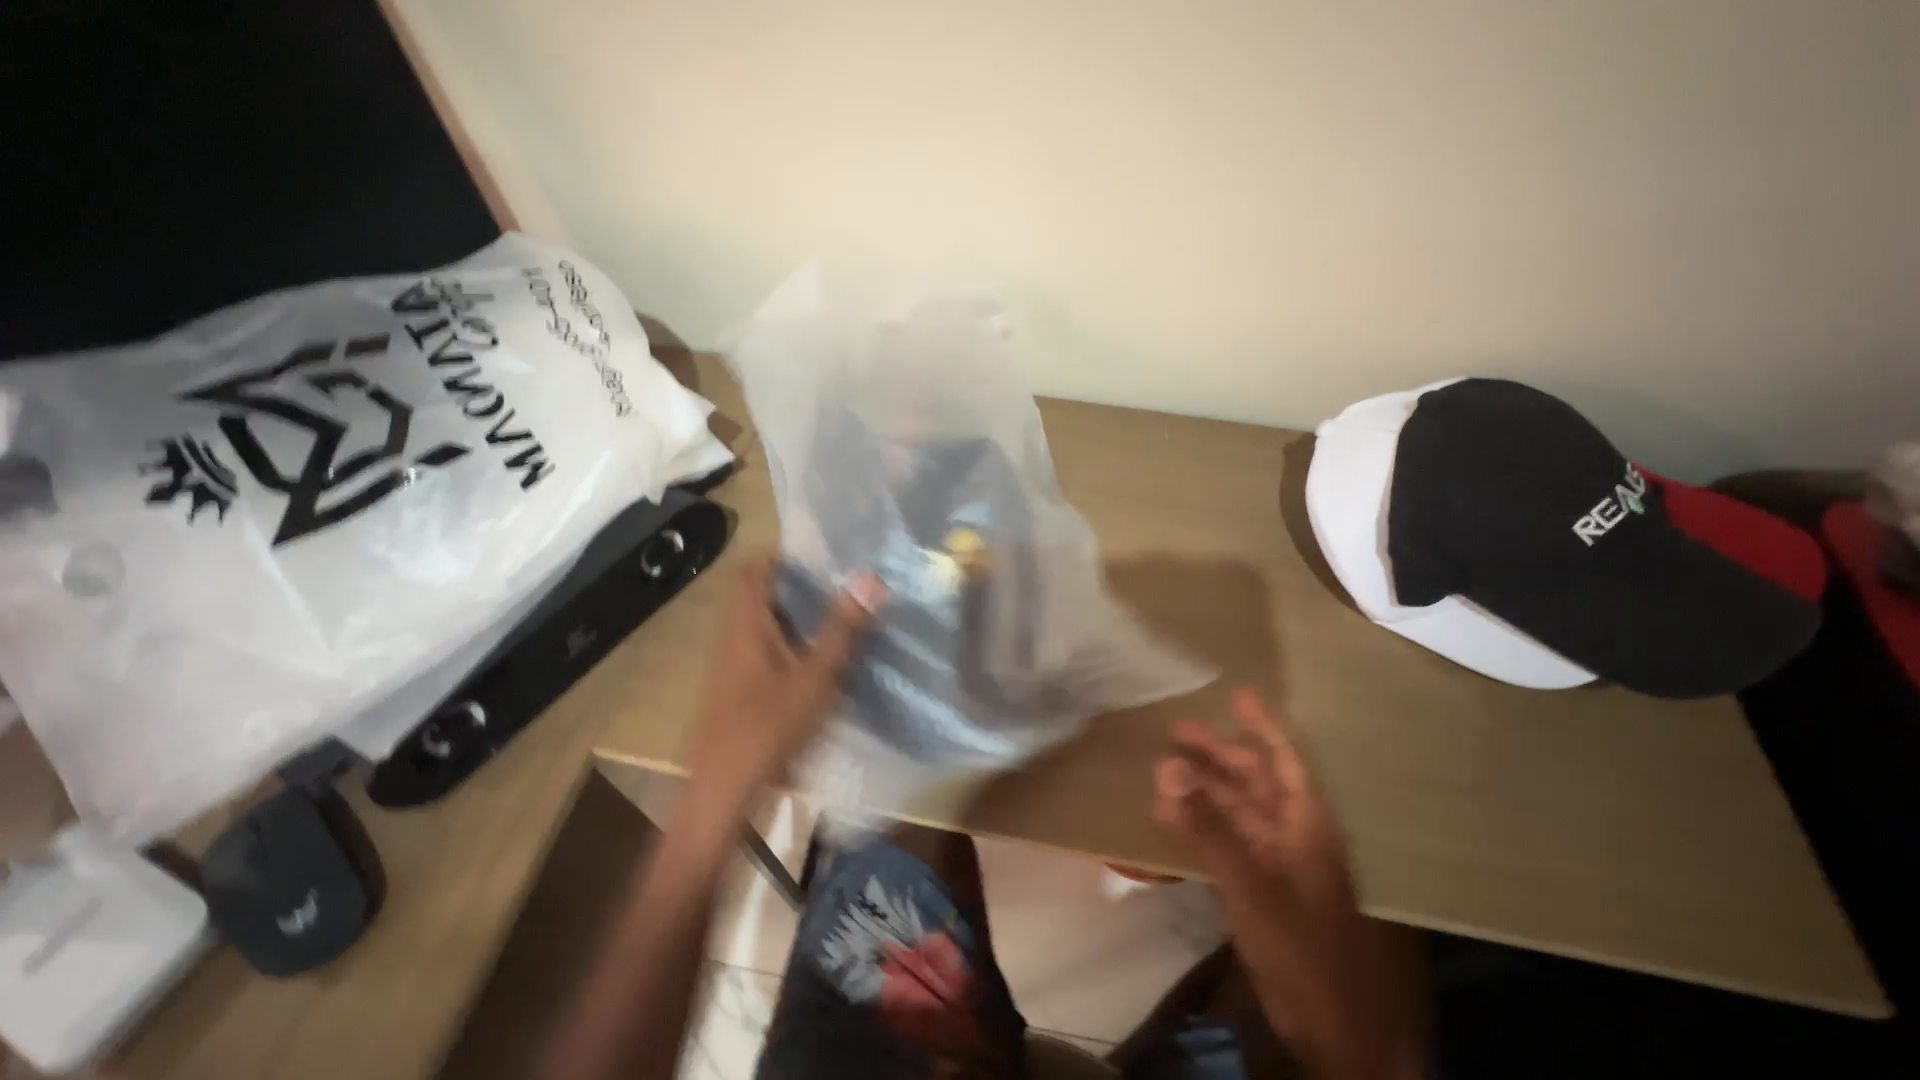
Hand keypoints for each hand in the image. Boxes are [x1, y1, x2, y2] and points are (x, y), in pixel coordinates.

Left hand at [685, 552, 882, 818]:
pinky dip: (790, 644)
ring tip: (839, 615)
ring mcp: (731, 665)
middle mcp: (733, 636)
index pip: (755, 568)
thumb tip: (870, 577)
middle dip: (797, 585)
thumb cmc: (768, 726)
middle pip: (759, 594)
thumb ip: (842, 628)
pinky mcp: (736, 691)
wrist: (723, 789)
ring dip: (795, 616)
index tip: (823, 551)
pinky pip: (764, 651)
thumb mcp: (815, 676)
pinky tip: (821, 661)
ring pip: (764, 625)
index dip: (783, 553)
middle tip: (842, 581)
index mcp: (746, 623)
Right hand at [1154, 689, 1421, 1079]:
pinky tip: (1180, 824)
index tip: (1237, 694)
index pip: (1286, 761)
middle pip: (1259, 784)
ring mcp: (1283, 871)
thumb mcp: (1251, 886)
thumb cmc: (1304, 951)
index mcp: (1308, 827)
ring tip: (1168, 770)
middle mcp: (1298, 840)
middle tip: (1177, 731)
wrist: (1341, 1033)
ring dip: (1210, 792)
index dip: (1264, 726)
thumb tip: (1167, 765)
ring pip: (1243, 816)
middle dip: (1221, 755)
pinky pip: (1233, 848)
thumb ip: (1208, 827)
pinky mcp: (1268, 899)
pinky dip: (1206, 830)